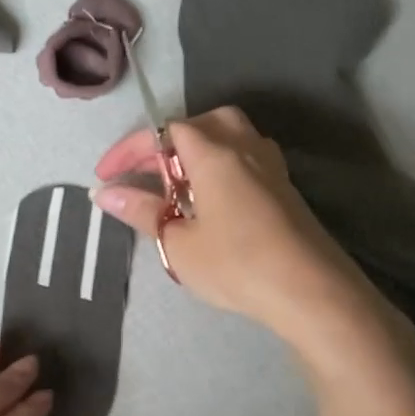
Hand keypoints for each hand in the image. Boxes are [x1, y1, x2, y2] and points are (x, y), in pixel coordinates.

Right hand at [89, 107, 414, 362]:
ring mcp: (269, 169)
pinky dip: (218, 165)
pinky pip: (245, 158)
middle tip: (144, 171)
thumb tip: (104, 193)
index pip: (167, 132)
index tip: (106, 176)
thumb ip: (142, 211)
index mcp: (215, 157)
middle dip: (168, 141)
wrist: (310, 292)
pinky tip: (206, 197)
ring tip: (173, 182)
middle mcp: (245, 151)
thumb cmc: (236, 264)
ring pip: (230, 137)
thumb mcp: (177, 242)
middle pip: (204, 124)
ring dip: (197, 150)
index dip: (131, 148)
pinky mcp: (282, 189)